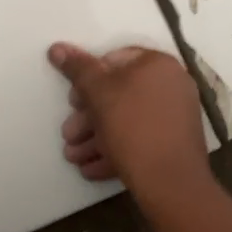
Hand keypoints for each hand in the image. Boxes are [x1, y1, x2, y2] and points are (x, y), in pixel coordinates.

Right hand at [49, 43, 208, 194]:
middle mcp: (170, 85)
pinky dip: (115, 149)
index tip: (73, 101)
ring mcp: (175, 117)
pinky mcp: (173, 145)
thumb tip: (56, 48)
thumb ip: (78, 68)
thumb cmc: (133, 127)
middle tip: (69, 133)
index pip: (114, 60)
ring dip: (95, 137)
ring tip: (73, 156)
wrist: (172, 184)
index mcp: (158, 64)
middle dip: (87, 116)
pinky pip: (139, 139)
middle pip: (118, 93)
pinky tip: (91, 168)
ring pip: (126, 120)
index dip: (88, 78)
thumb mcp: (98, 93)